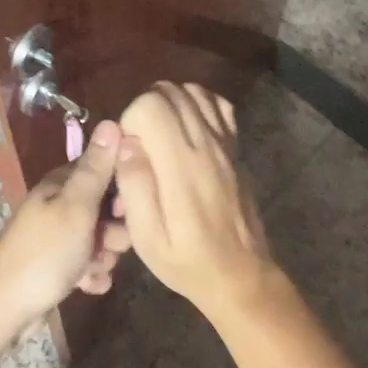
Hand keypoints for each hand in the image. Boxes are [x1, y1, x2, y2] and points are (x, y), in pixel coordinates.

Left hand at [0, 119, 132, 326]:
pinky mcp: (58, 265)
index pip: (104, 170)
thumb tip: (113, 122)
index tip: (124, 209)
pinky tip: (86, 286)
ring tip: (91, 268)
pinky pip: (89, 264)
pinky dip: (91, 275)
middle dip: (114, 230)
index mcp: (61, 184)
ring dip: (104, 256)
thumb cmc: (43, 253)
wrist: (4, 309)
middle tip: (106, 244)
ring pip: (101, 239)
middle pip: (106, 208)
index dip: (121, 188)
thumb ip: (96, 168)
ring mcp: (58, 236)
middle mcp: (59, 205)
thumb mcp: (75, 207)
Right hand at [115, 82, 278, 319]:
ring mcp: (225, 143)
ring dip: (169, 103)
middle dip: (145, 108)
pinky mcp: (235, 148)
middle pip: (170, 91)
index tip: (129, 151)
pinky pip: (218, 105)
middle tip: (140, 144)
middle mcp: (206, 145)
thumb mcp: (147, 238)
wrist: (241, 275)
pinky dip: (197, 104)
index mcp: (181, 166)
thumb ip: (135, 187)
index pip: (150, 105)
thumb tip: (126, 144)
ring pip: (194, 91)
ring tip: (160, 135)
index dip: (130, 119)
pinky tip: (186, 129)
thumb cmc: (187, 261)